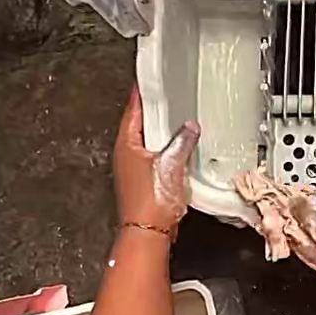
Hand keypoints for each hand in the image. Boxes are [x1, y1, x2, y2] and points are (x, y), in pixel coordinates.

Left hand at [114, 87, 199, 233]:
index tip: (145, 81)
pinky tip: (178, 151)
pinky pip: (155, 158)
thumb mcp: (172, 163)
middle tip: (165, 98)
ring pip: (147, 143)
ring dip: (160, 133)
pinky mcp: (143, 182)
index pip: (133, 110)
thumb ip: (182, 141)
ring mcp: (133, 170)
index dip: (140, 95)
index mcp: (127, 145)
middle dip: (152, 112)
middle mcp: (126, 155)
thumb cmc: (152, 200)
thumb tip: (190, 127)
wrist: (149, 232)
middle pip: (139, 126)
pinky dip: (165, 150)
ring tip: (175, 122)